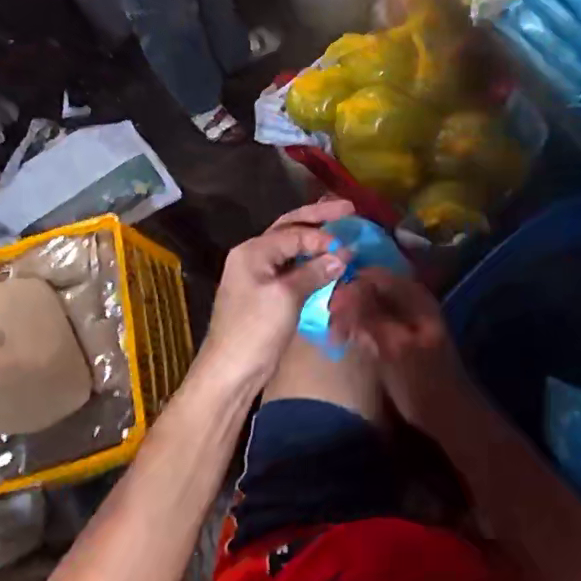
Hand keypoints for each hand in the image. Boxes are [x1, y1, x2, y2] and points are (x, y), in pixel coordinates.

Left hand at [200, 199, 355, 379]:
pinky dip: (311, 263)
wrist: (231, 372)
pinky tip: (329, 264)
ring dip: (316, 240)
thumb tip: (343, 254)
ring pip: (292, 248)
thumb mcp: (286, 297)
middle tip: (348, 208)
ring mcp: (258, 276)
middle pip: (290, 229)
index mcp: (252, 251)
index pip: (294, 232)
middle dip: (318, 218)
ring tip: (342, 229)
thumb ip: (314, 271)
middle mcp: (253, 257)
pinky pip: (292, 269)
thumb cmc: (255, 330)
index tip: (349, 244)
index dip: (323, 236)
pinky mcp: (266, 295)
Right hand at [328, 268, 467, 421]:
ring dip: (352, 317)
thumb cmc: (422, 382)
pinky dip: (361, 329)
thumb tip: (345, 288)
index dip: (349, 286)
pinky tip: (349, 342)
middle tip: (328, 324)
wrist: (449, 416)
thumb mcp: (393, 347)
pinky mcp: (403, 337)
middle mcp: (413, 301)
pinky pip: (376, 322)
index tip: (327, 305)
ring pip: (372, 306)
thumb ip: (370, 314)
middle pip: (372, 289)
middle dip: (348, 302)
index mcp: (415, 297)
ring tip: (335, 335)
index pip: (374, 275)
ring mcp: (408, 319)